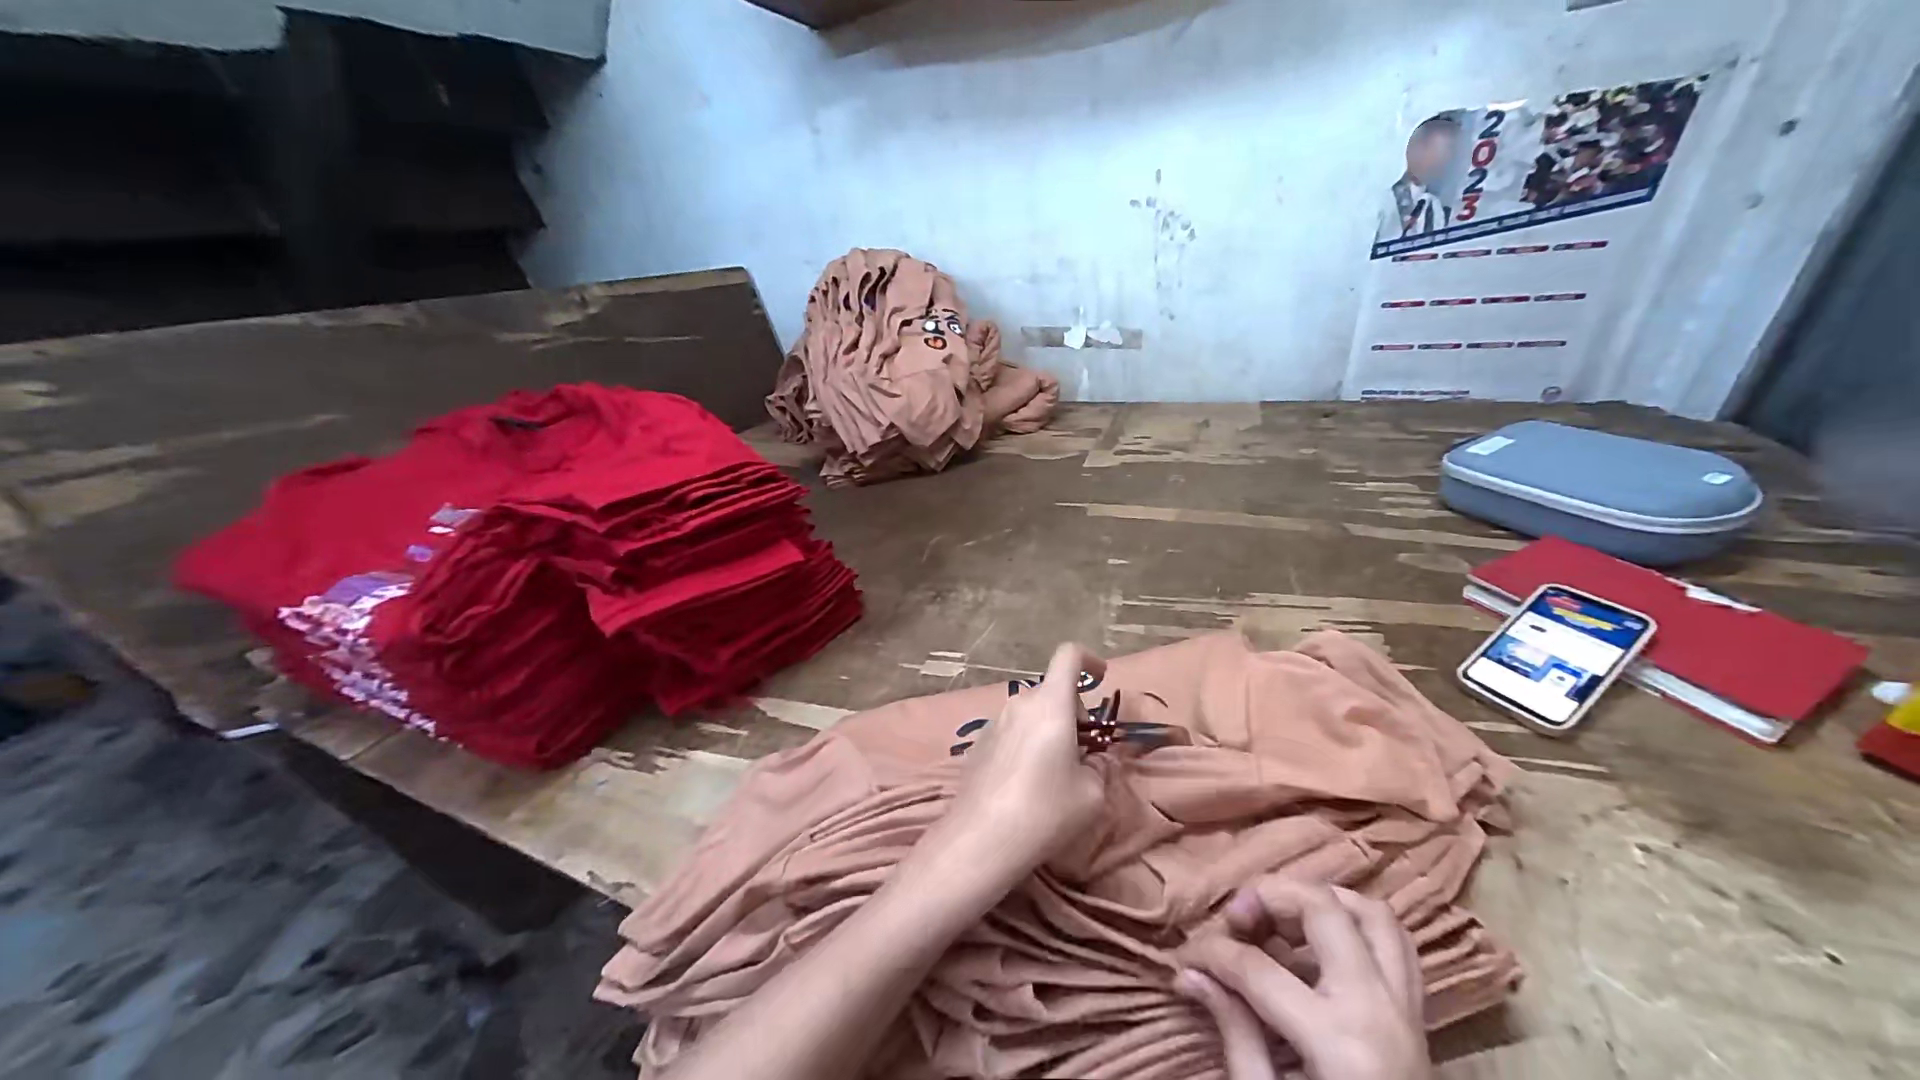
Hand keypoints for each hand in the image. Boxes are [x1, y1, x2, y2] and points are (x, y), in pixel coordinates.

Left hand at [924, 643, 1107, 884]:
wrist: (981, 838)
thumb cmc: (1045, 810)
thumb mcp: (1091, 793)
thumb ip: (1099, 766)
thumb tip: (1094, 759)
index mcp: (1050, 704)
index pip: (1068, 656)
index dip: (1089, 660)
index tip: (1101, 678)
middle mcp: (1019, 704)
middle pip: (1051, 691)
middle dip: (1073, 713)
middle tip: (1084, 753)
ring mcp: (993, 723)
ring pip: (1030, 713)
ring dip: (1048, 729)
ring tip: (1054, 773)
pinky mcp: (977, 744)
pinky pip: (1011, 732)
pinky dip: (1026, 743)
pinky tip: (1025, 784)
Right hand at [1176, 879, 1430, 1079]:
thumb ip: (1235, 1032)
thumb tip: (1190, 975)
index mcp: (1338, 1041)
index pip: (1256, 966)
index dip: (1210, 953)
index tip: (1186, 958)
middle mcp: (1378, 1008)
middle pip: (1322, 908)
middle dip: (1267, 897)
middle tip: (1235, 919)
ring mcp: (1408, 1009)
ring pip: (1370, 912)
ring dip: (1319, 900)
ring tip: (1279, 917)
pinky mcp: (1418, 1016)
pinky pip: (1396, 943)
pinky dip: (1354, 924)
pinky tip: (1318, 939)